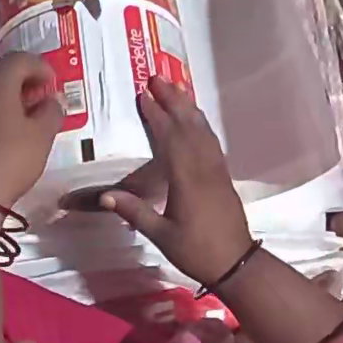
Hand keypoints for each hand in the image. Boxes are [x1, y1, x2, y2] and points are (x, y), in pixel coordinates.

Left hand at [0, 52, 64, 207]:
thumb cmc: (9, 162)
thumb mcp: (42, 138)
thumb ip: (51, 113)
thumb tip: (51, 101)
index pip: (19, 59)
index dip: (40, 67)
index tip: (51, 84)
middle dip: (19, 82)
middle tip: (36, 100)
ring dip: (0, 100)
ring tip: (17, 121)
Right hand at [98, 78, 255, 285]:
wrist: (237, 264)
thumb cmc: (196, 250)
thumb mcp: (162, 235)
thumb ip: (135, 212)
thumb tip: (105, 195)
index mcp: (187, 180)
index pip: (170, 139)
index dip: (157, 116)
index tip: (143, 96)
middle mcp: (204, 168)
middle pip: (189, 126)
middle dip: (173, 101)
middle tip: (158, 78)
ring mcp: (217, 170)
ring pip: (203, 130)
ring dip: (188, 108)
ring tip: (176, 88)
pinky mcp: (223, 175)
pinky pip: (212, 141)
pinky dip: (202, 124)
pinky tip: (196, 118)